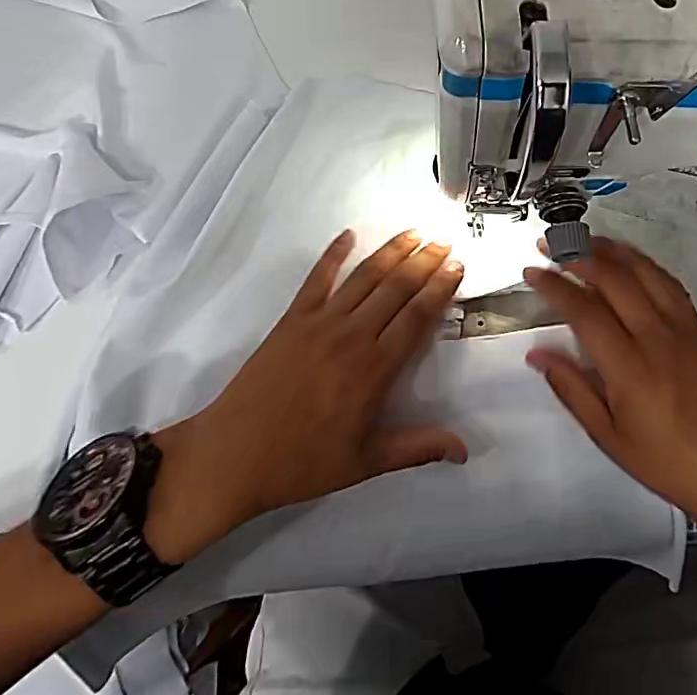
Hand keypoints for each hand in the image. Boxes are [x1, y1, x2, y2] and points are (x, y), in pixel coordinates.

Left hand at [142, 230, 467, 561]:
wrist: (233, 456)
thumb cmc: (302, 462)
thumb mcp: (365, 462)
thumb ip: (417, 449)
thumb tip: (463, 450)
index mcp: (375, 369)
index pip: (417, 316)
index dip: (441, 288)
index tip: (457, 266)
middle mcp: (352, 336)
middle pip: (396, 287)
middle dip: (424, 261)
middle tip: (444, 242)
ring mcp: (319, 322)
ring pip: (364, 276)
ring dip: (391, 251)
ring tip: (413, 234)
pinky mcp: (292, 319)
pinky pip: (318, 278)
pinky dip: (333, 254)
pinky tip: (347, 236)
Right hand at [523, 237, 696, 539]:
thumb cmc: (673, 462)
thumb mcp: (609, 435)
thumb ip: (572, 389)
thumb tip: (541, 356)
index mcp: (631, 369)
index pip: (584, 310)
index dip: (554, 285)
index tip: (534, 273)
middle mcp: (657, 340)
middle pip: (613, 278)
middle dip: (576, 255)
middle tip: (551, 246)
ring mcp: (681, 330)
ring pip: (643, 272)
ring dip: (610, 250)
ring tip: (584, 241)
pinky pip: (668, 282)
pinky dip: (643, 263)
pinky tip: (630, 260)